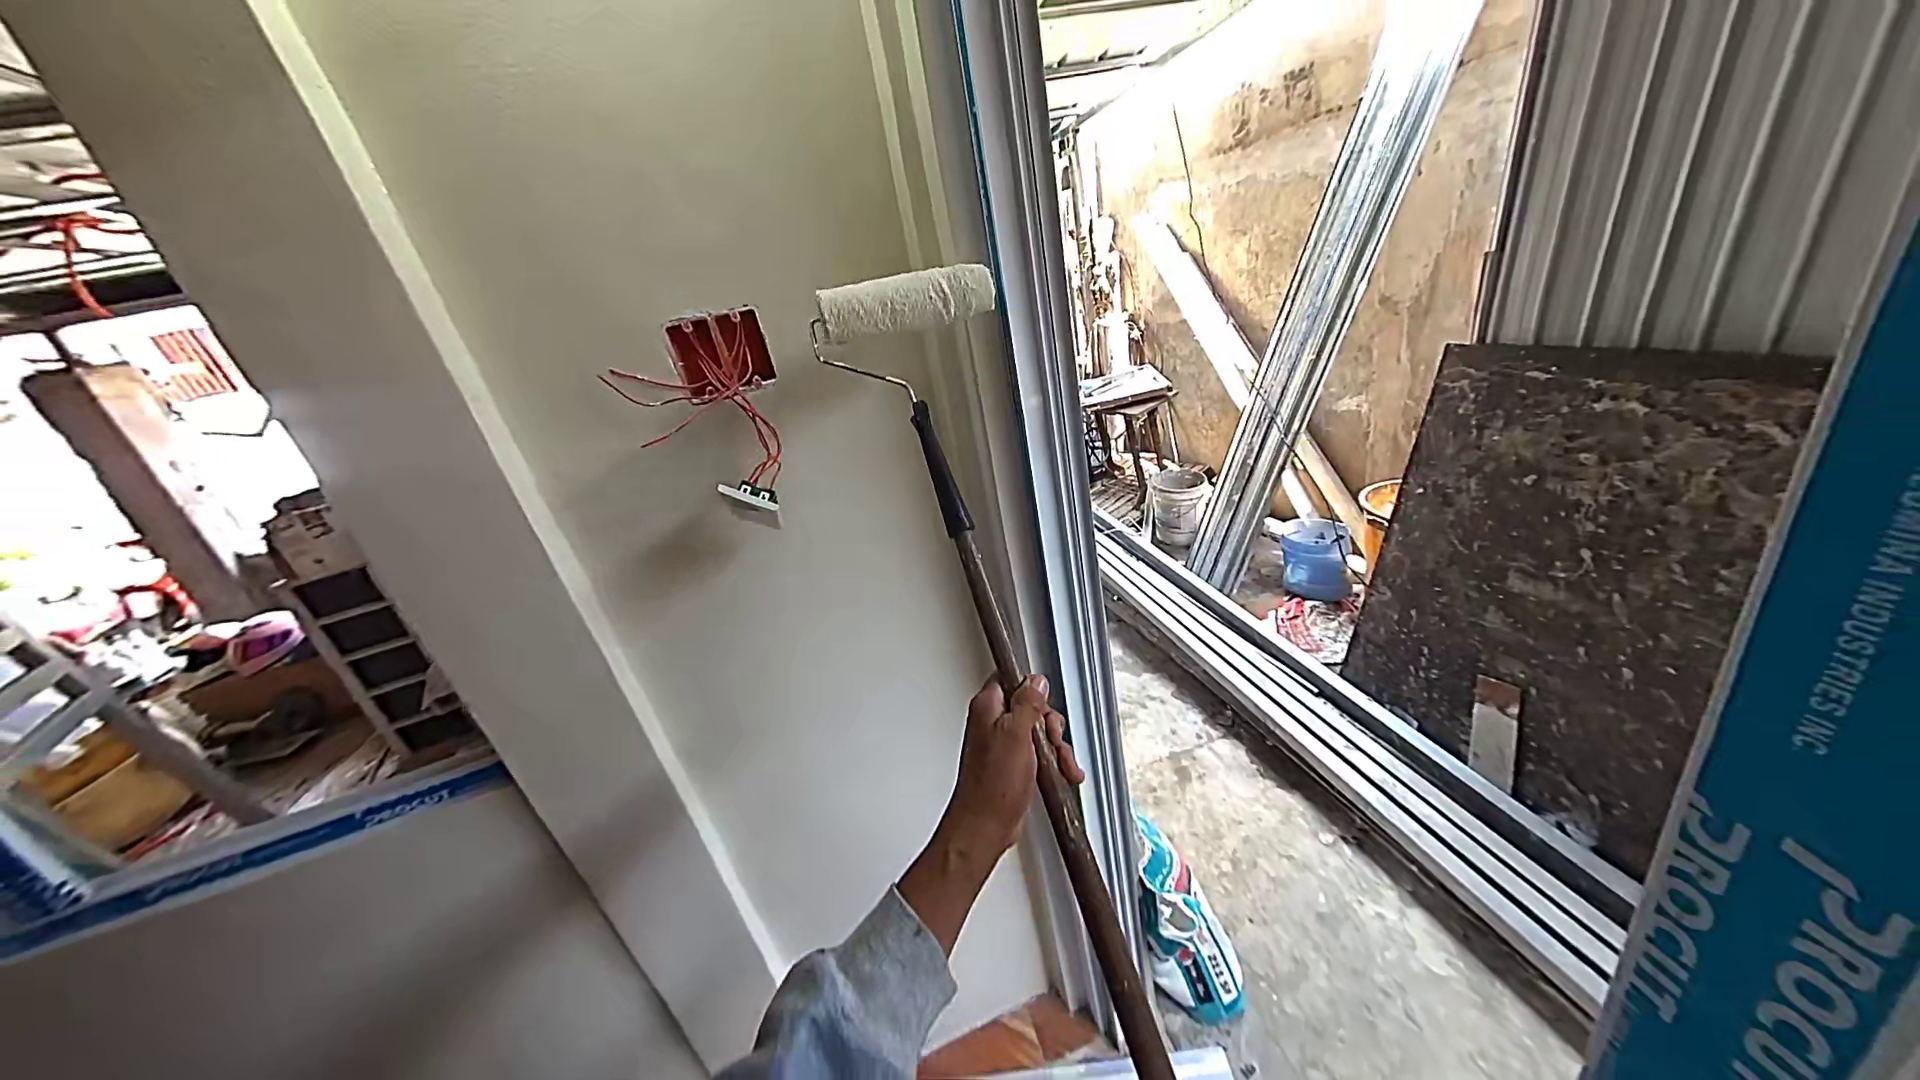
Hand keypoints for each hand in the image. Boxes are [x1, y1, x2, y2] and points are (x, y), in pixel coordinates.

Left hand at [898, 673, 1083, 954]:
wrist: (986, 825)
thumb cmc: (993, 784)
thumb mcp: (1016, 734)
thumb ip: (1027, 703)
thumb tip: (1036, 681)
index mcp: (988, 708)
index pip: (1010, 679)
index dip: (1031, 688)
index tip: (1043, 704)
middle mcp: (992, 723)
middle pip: (1030, 706)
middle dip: (1049, 723)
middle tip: (1050, 738)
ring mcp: (1002, 745)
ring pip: (1038, 732)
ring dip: (1056, 747)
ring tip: (1061, 763)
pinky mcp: (1012, 765)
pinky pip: (1038, 754)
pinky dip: (1053, 762)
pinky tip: (1062, 773)